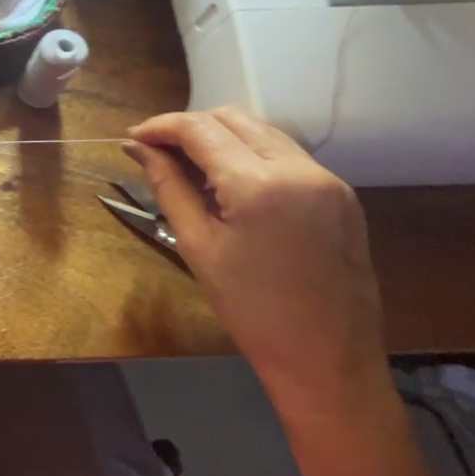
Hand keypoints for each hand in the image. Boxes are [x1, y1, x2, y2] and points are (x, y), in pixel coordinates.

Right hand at [127, 107, 385, 420]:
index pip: (200, 129)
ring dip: (221, 137)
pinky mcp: (340, 193)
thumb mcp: (197, 245)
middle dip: (190, 127)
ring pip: (262, 131)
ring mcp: (327, 179)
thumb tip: (138, 148)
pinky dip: (250, 155)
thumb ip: (168, 186)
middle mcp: (299, 168)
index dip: (161, 127)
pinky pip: (286, 155)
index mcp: (259, 184)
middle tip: (157, 152)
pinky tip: (229, 184)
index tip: (134, 138)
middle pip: (233, 118)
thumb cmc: (250, 309)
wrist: (327, 357)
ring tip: (189, 166)